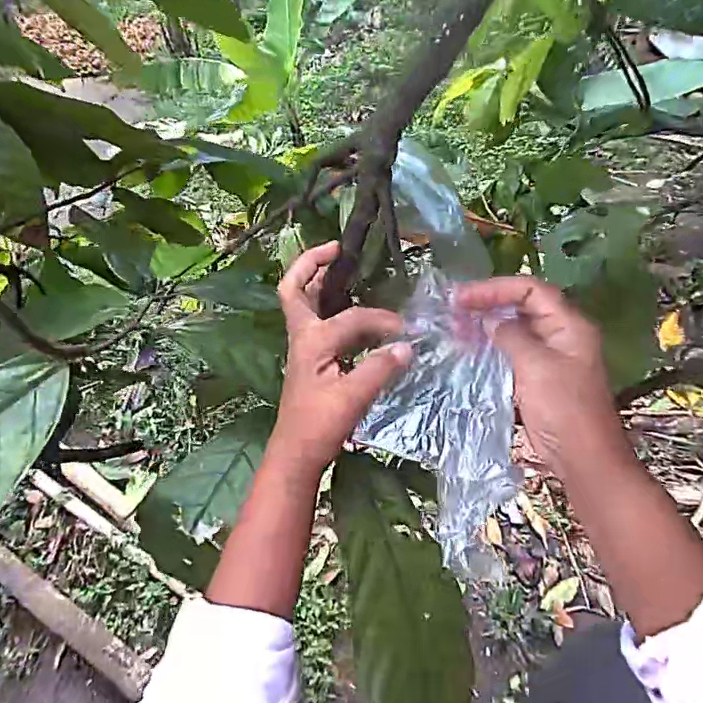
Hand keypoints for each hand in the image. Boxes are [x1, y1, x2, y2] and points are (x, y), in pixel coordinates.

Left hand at [271, 241, 412, 478]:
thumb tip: (407, 346)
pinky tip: (354, 311)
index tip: (406, 332)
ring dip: (319, 281)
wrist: (296, 454)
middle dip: (311, 263)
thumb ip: (379, 369)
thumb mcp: (352, 398)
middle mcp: (303, 336)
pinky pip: (319, 319)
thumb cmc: (319, 426)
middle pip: (295, 288)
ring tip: (344, 267)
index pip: (351, 317)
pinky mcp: (312, 358)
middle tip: (336, 248)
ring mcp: (305, 346)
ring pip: (305, 302)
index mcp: (311, 340)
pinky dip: (331, 305)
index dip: (381, 320)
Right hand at [456, 277, 621, 477]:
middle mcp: (561, 334)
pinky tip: (469, 347)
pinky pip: (512, 350)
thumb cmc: (564, 409)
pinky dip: (491, 345)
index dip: (495, 288)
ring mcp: (550, 355)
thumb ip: (510, 336)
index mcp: (569, 325)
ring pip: (514, 327)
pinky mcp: (539, 375)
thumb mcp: (536, 366)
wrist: (584, 459)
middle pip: (522, 305)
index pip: (530, 289)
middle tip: (454, 307)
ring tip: (456, 325)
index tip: (463, 297)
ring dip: (486, 324)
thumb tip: (488, 321)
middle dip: (488, 303)